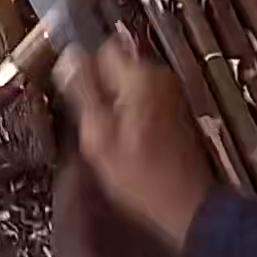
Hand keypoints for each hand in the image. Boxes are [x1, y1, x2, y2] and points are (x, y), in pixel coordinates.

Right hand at [56, 33, 214, 251]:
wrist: (190, 208)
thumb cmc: (139, 175)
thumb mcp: (98, 135)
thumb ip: (81, 91)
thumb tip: (67, 55)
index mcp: (138, 75)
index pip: (101, 48)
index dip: (85, 70)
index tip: (80, 96)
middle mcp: (157, 74)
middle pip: (114, 63)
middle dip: (100, 86)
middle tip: (95, 120)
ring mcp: (169, 89)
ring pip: (126, 79)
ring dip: (115, 98)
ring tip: (111, 133)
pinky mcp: (175, 105)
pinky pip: (140, 93)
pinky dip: (130, 108)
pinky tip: (128, 137)